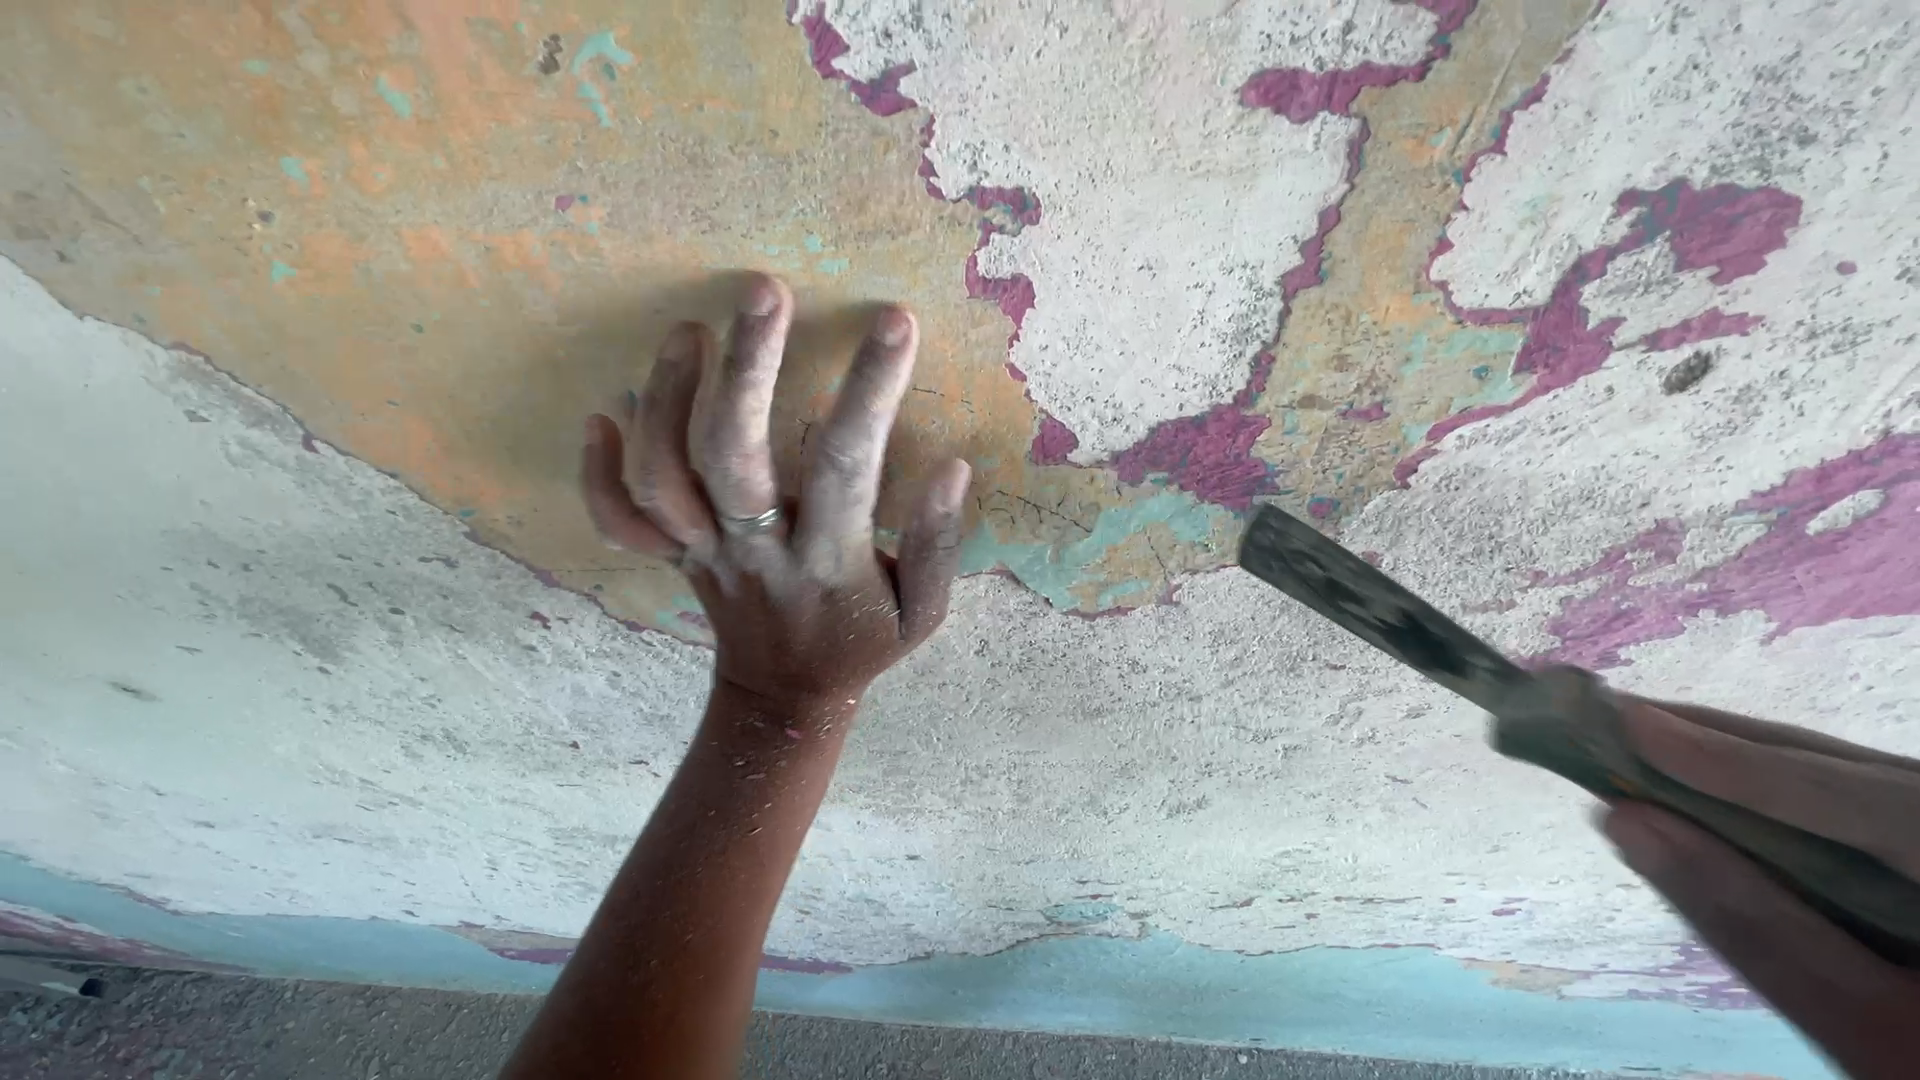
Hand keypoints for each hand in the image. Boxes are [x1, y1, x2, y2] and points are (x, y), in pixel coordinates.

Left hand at [580, 273, 970, 714]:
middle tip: (764, 292)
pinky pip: (620, 521)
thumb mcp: (923, 613)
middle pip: (733, 454)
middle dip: (747, 366)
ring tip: (689, 332)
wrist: (782, 698)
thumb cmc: (860, 644)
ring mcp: (704, 553)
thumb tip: (952, 467)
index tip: (894, 323)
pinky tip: (605, 414)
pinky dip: (598, 471)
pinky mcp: (673, 558)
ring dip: (667, 398)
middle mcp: (756, 550)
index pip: (846, 465)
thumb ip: (939, 546)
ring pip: (664, 476)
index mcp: (827, 561)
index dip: (870, 391)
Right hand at [1601, 698, 1919, 1079]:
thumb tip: (1625, 821)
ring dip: (1736, 758)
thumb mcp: (1866, 1030)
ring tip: (1635, 731)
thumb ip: (1756, 927)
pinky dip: (1762, 790)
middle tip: (1613, 712)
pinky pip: (1846, 808)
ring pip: (1847, 781)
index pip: (1872, 804)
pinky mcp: (1906, 857)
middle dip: (1727, 742)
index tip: (1634, 723)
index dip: (1745, 765)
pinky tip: (1695, 784)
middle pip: (1855, 774)